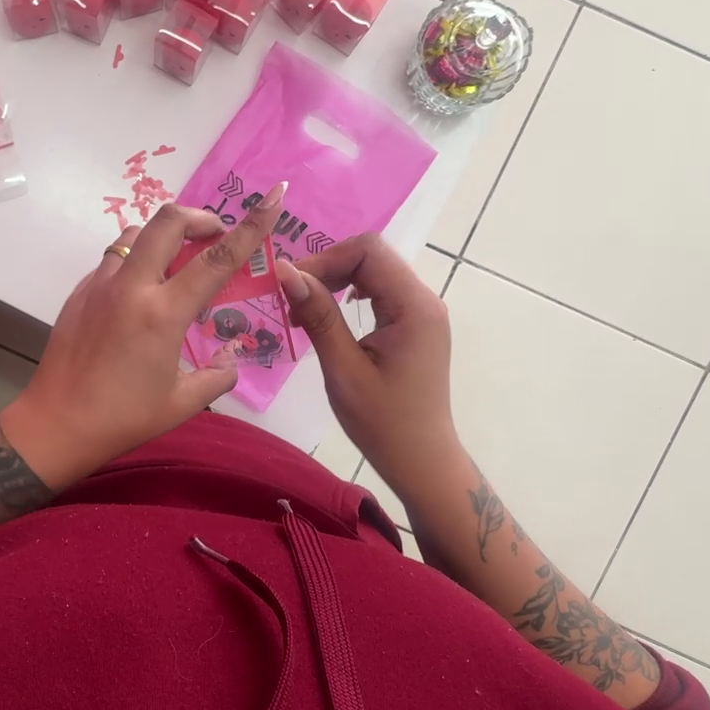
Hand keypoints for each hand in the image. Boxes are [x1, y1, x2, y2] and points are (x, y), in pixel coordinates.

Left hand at [0, 186, 286, 489]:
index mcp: (162, 313)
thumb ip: (219, 374)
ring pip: (135, 234)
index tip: (275, 195)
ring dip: (163, 237)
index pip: (218, 258)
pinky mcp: (79, 293)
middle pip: (168, 221)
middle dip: (200, 217)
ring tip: (177, 263)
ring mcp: (99, 285)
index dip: (253, 224)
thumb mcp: (182, 404)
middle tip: (215, 235)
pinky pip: (113, 261)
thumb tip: (232, 355)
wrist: (56, 424)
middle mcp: (130, 288)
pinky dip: (136, 262)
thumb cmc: (123, 419)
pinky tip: (141, 294)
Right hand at [275, 233, 464, 499]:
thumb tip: (286, 272)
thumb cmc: (382, 421)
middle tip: (290, 303)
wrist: (420, 459)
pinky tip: (327, 319)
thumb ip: (318, 316)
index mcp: (414, 306)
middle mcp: (424, 299)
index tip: (290, 289)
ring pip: (373, 272)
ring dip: (334, 283)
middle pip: (371, 257)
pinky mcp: (414, 325)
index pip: (368, 250)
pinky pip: (379, 293)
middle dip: (326, 270)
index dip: (324, 260)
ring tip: (303, 314)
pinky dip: (348, 297)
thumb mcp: (344, 369)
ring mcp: (421, 312)